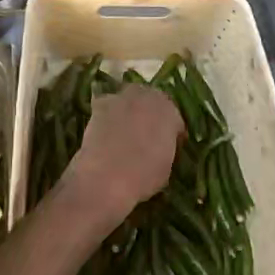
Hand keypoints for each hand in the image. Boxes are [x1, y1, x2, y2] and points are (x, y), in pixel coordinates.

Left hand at [60, 85, 182, 224]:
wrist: (107, 176)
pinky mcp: (100, 104)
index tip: (168, 146)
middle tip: (146, 134)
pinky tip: (105, 130)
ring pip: (129, 99)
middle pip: (151, 101)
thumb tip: (158, 148)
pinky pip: (107, 105)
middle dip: (150, 114)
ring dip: (129, 110)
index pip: (174, 120)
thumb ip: (165, 148)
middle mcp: (148, 97)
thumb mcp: (166, 166)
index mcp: (170, 112)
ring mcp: (123, 98)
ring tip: (124, 130)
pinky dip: (107, 114)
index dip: (171, 133)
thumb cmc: (143, 176)